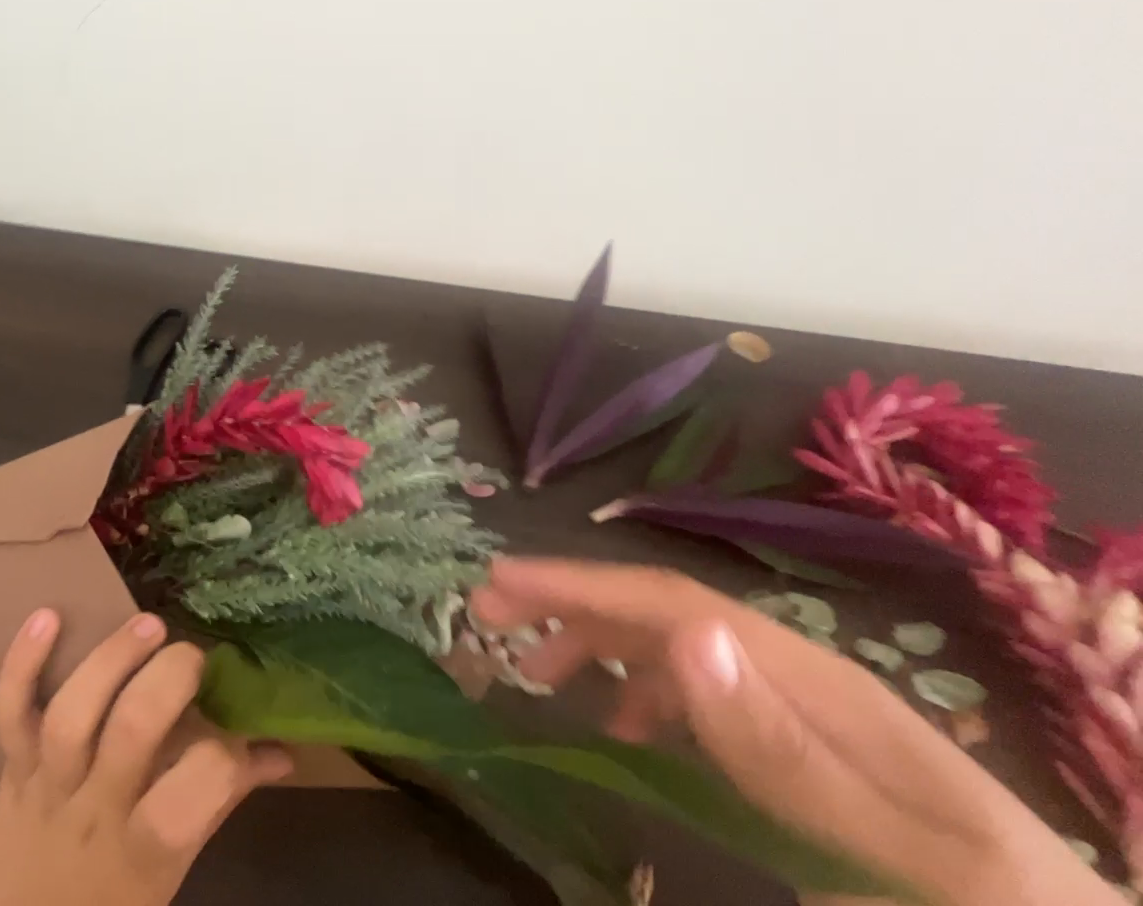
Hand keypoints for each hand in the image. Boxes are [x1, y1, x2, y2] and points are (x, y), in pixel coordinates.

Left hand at [0, 609, 293, 905]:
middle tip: (192, 655)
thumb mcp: (172, 867)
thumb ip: (221, 802)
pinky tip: (48, 615)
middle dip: (167, 681)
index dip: (224, 755)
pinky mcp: (10, 764)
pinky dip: (21, 663)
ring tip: (148, 626)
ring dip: (110, 661)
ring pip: (71, 714)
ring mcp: (47, 784)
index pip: (193, 795)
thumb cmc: (109, 899)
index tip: (239, 727)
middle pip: (130, 733)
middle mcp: (95, 809)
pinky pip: (10, 712)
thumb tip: (280, 752)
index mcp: (146, 844)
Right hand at [469, 558, 1121, 905]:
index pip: (671, 604)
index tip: (496, 584)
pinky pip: (694, 689)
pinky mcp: (793, 738)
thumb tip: (685, 634)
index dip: (577, 584)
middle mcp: (793, 670)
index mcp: (809, 678)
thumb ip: (783, 746)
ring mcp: (794, 703)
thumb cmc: (972, 903)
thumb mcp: (885, 845)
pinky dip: (635, 690)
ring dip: (592, 642)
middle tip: (485, 614)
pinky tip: (615, 725)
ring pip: (670, 643)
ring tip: (531, 671)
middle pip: (661, 610)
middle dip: (567, 600)